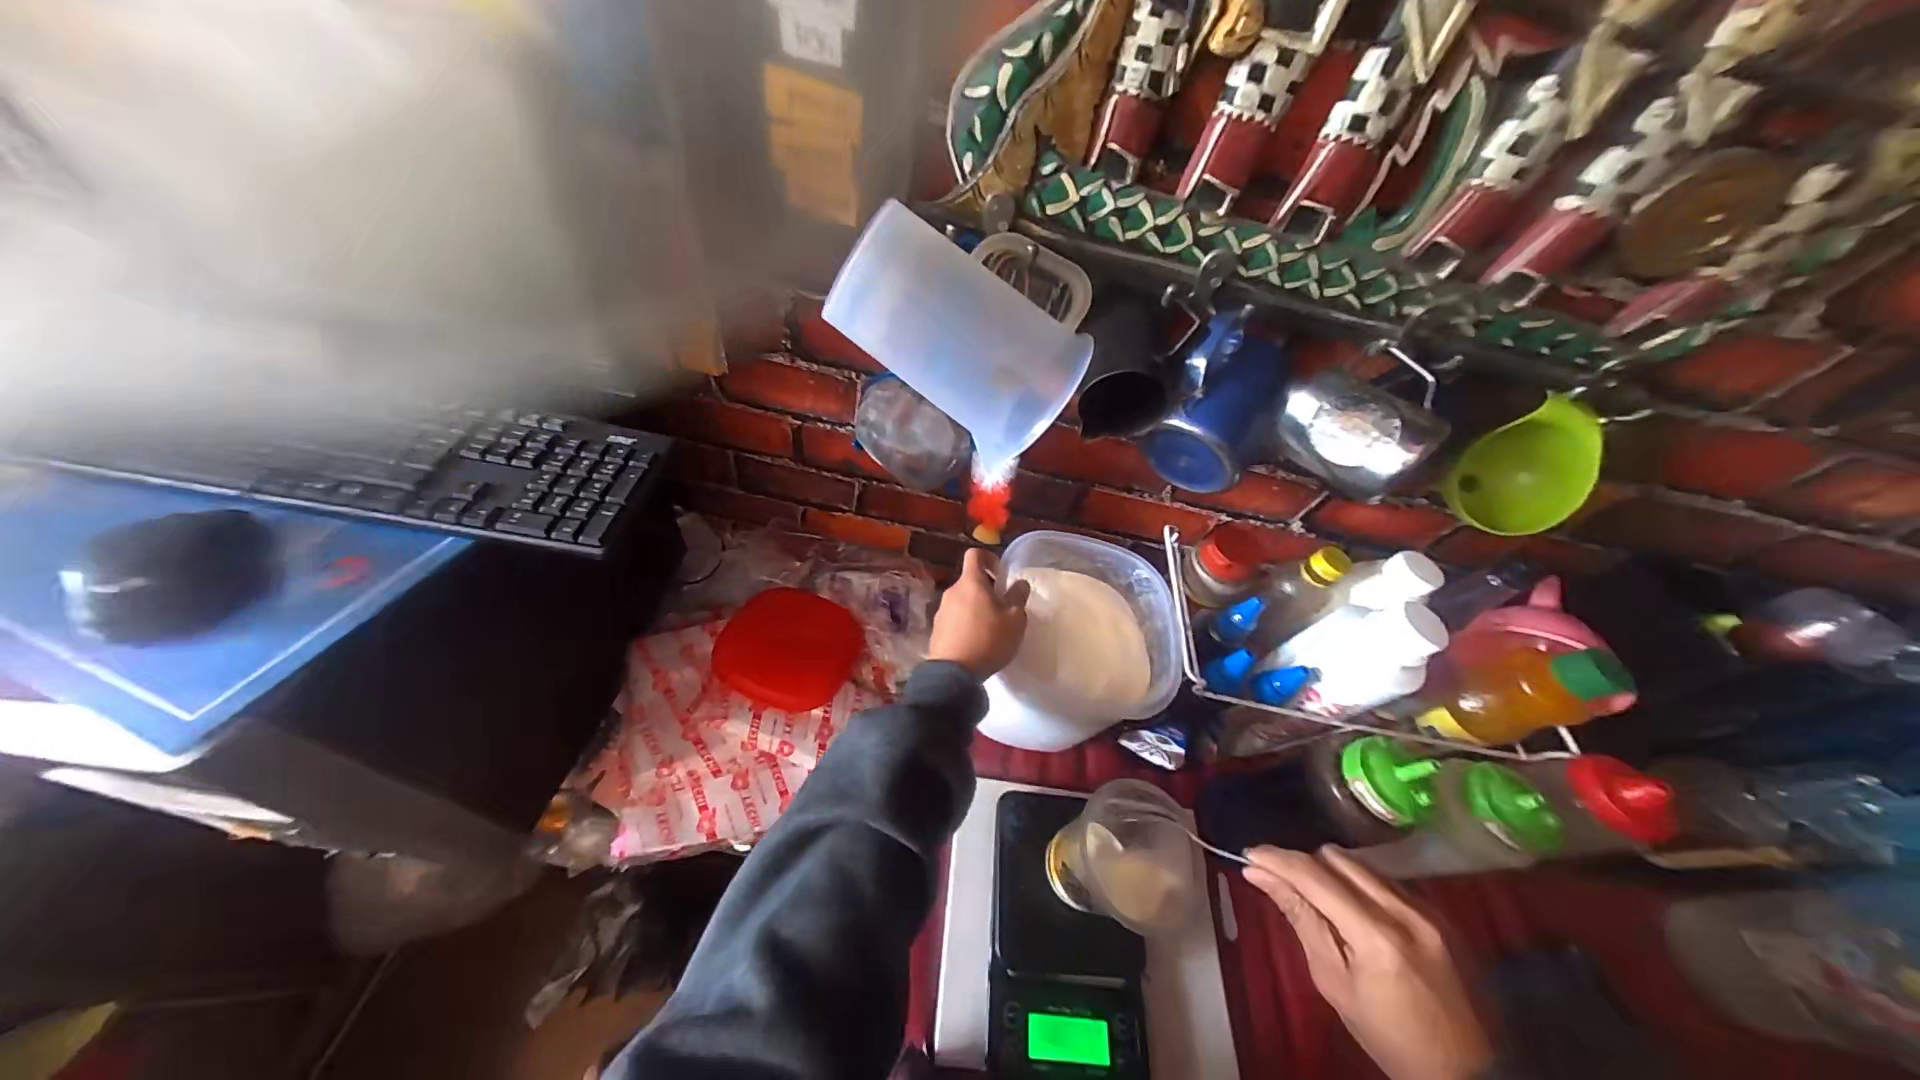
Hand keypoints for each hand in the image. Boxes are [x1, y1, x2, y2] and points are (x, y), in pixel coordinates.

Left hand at [928, 548, 1029, 678]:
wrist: (953, 673)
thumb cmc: (988, 640)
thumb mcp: (1014, 619)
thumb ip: (1017, 597)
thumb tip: (1019, 583)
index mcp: (970, 583)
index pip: (975, 555)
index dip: (989, 559)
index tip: (1001, 576)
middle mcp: (952, 591)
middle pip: (970, 581)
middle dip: (986, 590)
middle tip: (1002, 609)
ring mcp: (941, 611)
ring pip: (962, 601)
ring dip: (976, 608)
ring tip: (990, 629)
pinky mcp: (936, 630)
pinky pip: (954, 618)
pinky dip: (965, 623)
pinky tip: (976, 642)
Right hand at [1243, 846, 1491, 1079]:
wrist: (1468, 1070)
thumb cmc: (1388, 1036)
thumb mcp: (1334, 982)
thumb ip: (1300, 919)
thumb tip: (1259, 874)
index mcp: (1376, 936)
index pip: (1314, 876)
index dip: (1276, 859)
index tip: (1248, 854)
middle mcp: (1404, 910)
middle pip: (1336, 858)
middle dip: (1302, 863)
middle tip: (1278, 879)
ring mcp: (1427, 909)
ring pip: (1360, 863)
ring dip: (1329, 870)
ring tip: (1312, 894)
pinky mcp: (1439, 913)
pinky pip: (1384, 879)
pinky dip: (1357, 882)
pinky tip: (1349, 906)